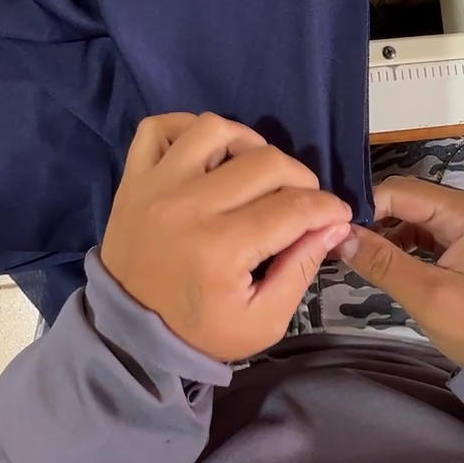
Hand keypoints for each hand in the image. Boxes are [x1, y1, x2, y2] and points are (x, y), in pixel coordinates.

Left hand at [101, 113, 353, 360]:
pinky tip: (209, 153)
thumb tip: (334, 224)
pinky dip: (187, 128)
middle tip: (304, 199)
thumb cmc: (198, 332)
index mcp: (223, 248)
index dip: (327, 207)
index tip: (337, 214)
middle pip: (265, 162)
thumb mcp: (262, 322)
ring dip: (249, 143)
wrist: (126, 334)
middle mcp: (190, 206)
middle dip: (301, 178)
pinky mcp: (133, 178)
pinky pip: (159, 127)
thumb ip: (301, 270)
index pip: (294, 207)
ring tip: (258, 171)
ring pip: (215, 130)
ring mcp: (156, 186)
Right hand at [337, 176, 463, 364]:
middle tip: (340, 243)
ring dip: (384, 232)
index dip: (366, 208)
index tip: (335, 232)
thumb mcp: (428, 297)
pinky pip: (423, 229)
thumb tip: (339, 236)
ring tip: (356, 254)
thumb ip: (382, 263)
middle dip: (372, 219)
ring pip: (411, 214)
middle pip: (406, 198)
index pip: (401, 192)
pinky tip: (382, 261)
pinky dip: (400, 242)